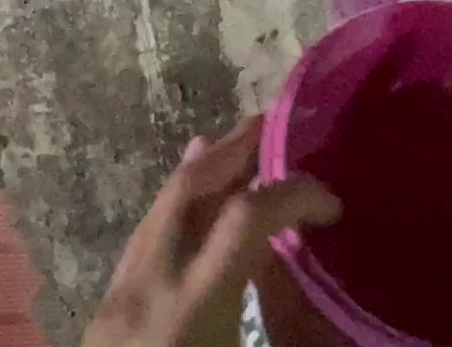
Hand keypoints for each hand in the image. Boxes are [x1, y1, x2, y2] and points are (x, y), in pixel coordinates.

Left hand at [83, 117, 341, 346]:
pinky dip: (177, 197)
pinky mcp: (102, 308)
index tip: (333, 203)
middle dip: (239, 147)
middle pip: (189, 190)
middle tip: (282, 125)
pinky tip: (189, 180)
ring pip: (161, 205)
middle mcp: (148, 288)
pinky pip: (145, 231)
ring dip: (207, 165)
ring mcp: (117, 294)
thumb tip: (349, 320)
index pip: (245, 217)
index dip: (297, 191)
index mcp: (192, 311)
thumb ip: (294, 331)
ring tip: (244, 141)